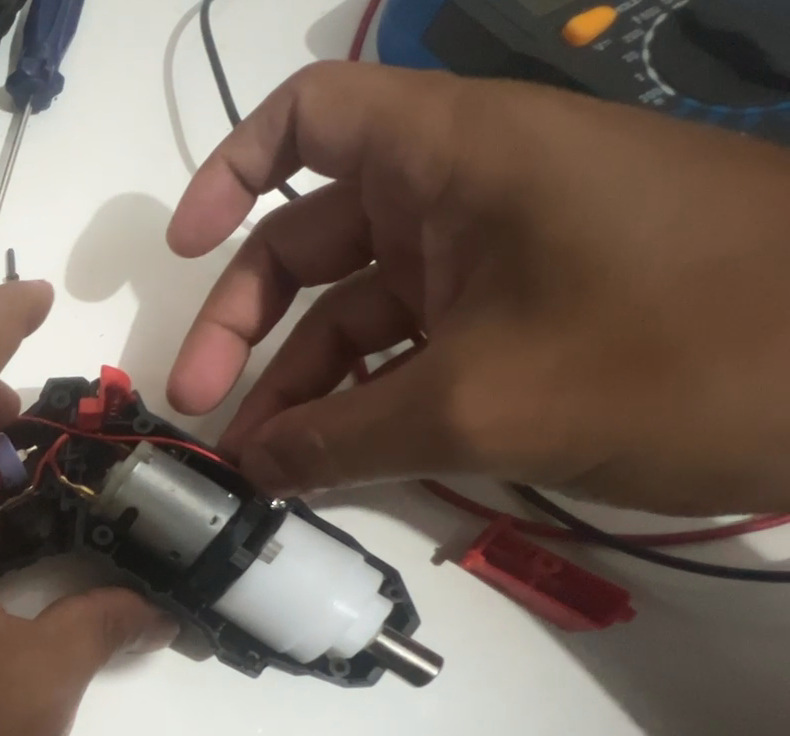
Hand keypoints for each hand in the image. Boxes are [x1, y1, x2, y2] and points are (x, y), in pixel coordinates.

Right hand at [166, 62, 789, 515]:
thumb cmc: (696, 352)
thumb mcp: (483, 407)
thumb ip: (339, 440)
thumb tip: (247, 471)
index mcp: (456, 160)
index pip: (310, 119)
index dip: (228, 173)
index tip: (184, 250)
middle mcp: (462, 194)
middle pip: (304, 240)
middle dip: (239, 325)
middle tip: (197, 406)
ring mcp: (491, 259)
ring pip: (350, 309)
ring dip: (292, 383)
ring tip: (255, 462)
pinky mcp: (518, 317)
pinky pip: (404, 349)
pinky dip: (355, 401)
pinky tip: (320, 462)